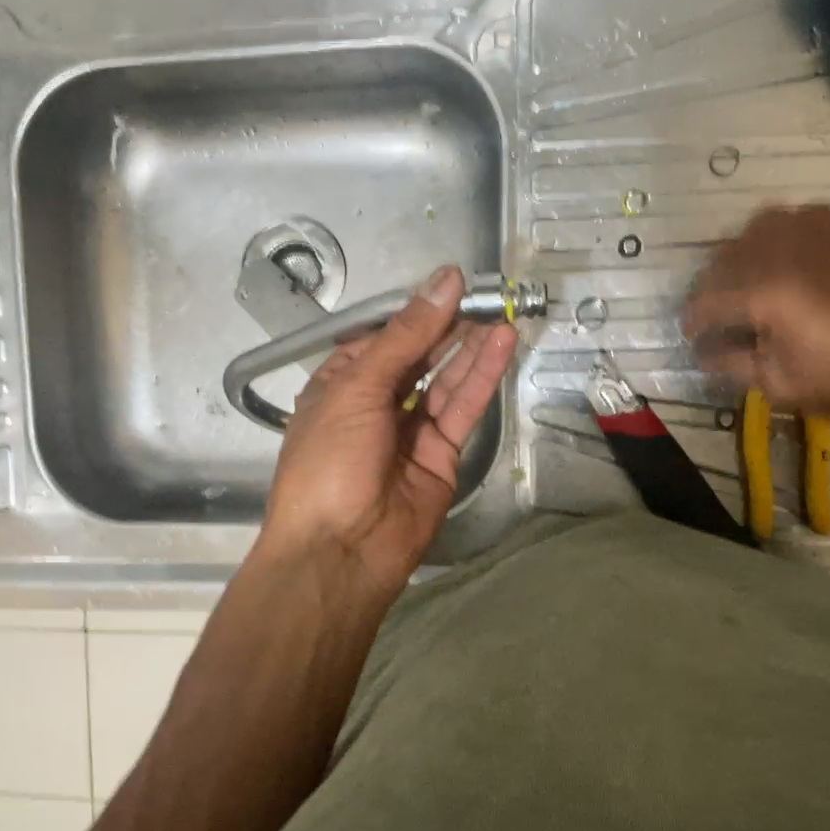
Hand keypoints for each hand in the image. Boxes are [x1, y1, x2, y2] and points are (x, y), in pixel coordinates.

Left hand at [258, 266, 518, 585]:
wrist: (340, 549)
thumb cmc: (328, 460)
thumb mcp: (356, 387)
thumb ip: (405, 337)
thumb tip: (442, 281)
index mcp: (340, 385)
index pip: (383, 337)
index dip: (416, 312)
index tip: (452, 283)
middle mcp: (375, 405)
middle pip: (418, 357)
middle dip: (448, 327)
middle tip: (485, 293)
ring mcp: (410, 431)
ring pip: (445, 380)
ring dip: (471, 347)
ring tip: (500, 312)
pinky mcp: (441, 455)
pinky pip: (462, 409)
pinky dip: (482, 378)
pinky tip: (501, 345)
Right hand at [684, 205, 829, 416]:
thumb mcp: (778, 383)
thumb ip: (732, 364)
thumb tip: (703, 354)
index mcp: (764, 293)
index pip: (707, 300)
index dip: (692, 322)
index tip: (689, 338)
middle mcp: (783, 253)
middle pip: (724, 259)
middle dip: (709, 288)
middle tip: (711, 316)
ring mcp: (813, 235)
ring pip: (753, 229)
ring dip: (738, 256)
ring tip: (740, 283)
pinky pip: (792, 218)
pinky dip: (774, 235)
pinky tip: (779, 260)